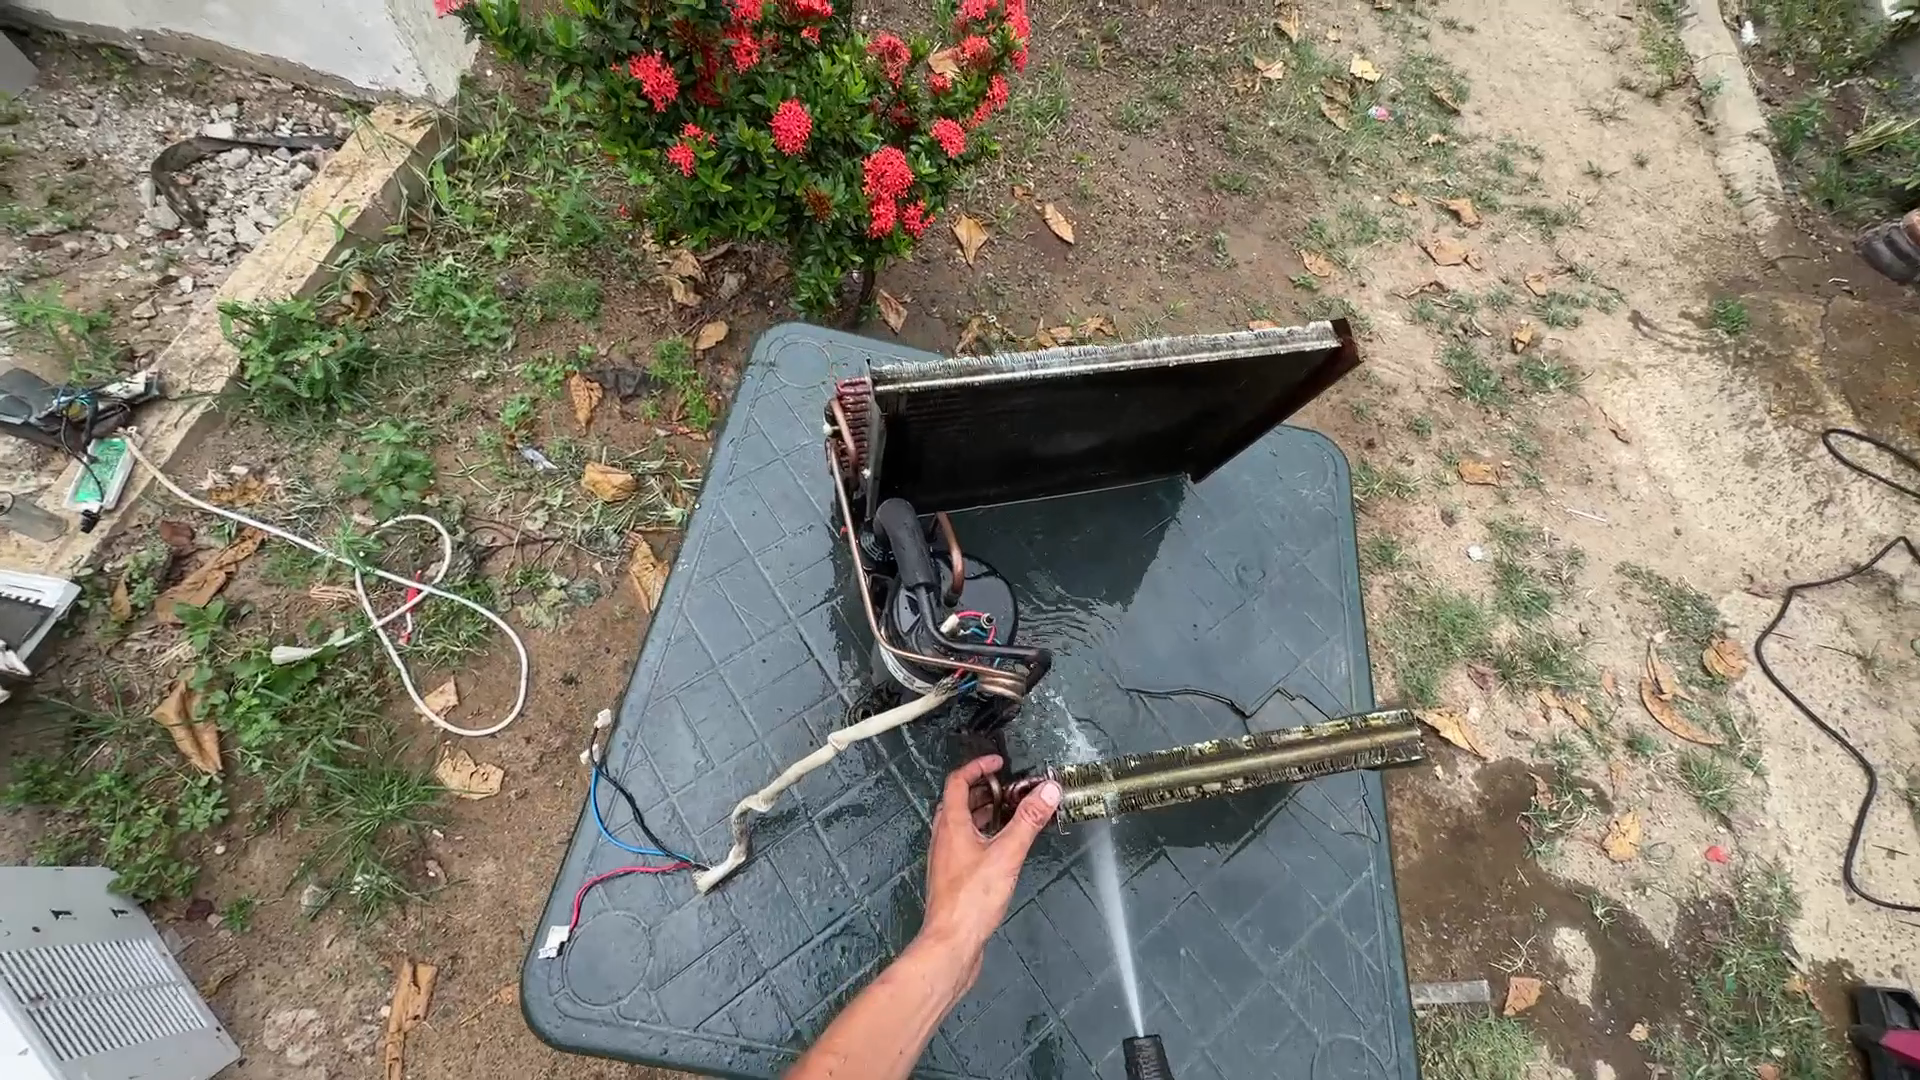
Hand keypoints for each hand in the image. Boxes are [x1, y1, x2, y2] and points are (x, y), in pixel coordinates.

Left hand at [912, 755, 1060, 997]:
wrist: (950, 945)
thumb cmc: (971, 900)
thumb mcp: (1007, 854)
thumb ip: (1028, 820)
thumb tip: (1047, 791)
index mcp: (951, 824)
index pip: (958, 781)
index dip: (978, 767)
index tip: (999, 763)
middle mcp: (944, 837)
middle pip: (958, 800)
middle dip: (984, 789)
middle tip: (1008, 788)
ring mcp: (946, 858)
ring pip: (962, 823)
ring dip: (983, 812)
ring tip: (1010, 813)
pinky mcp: (953, 877)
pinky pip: (966, 844)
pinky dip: (983, 835)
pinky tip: (1001, 848)